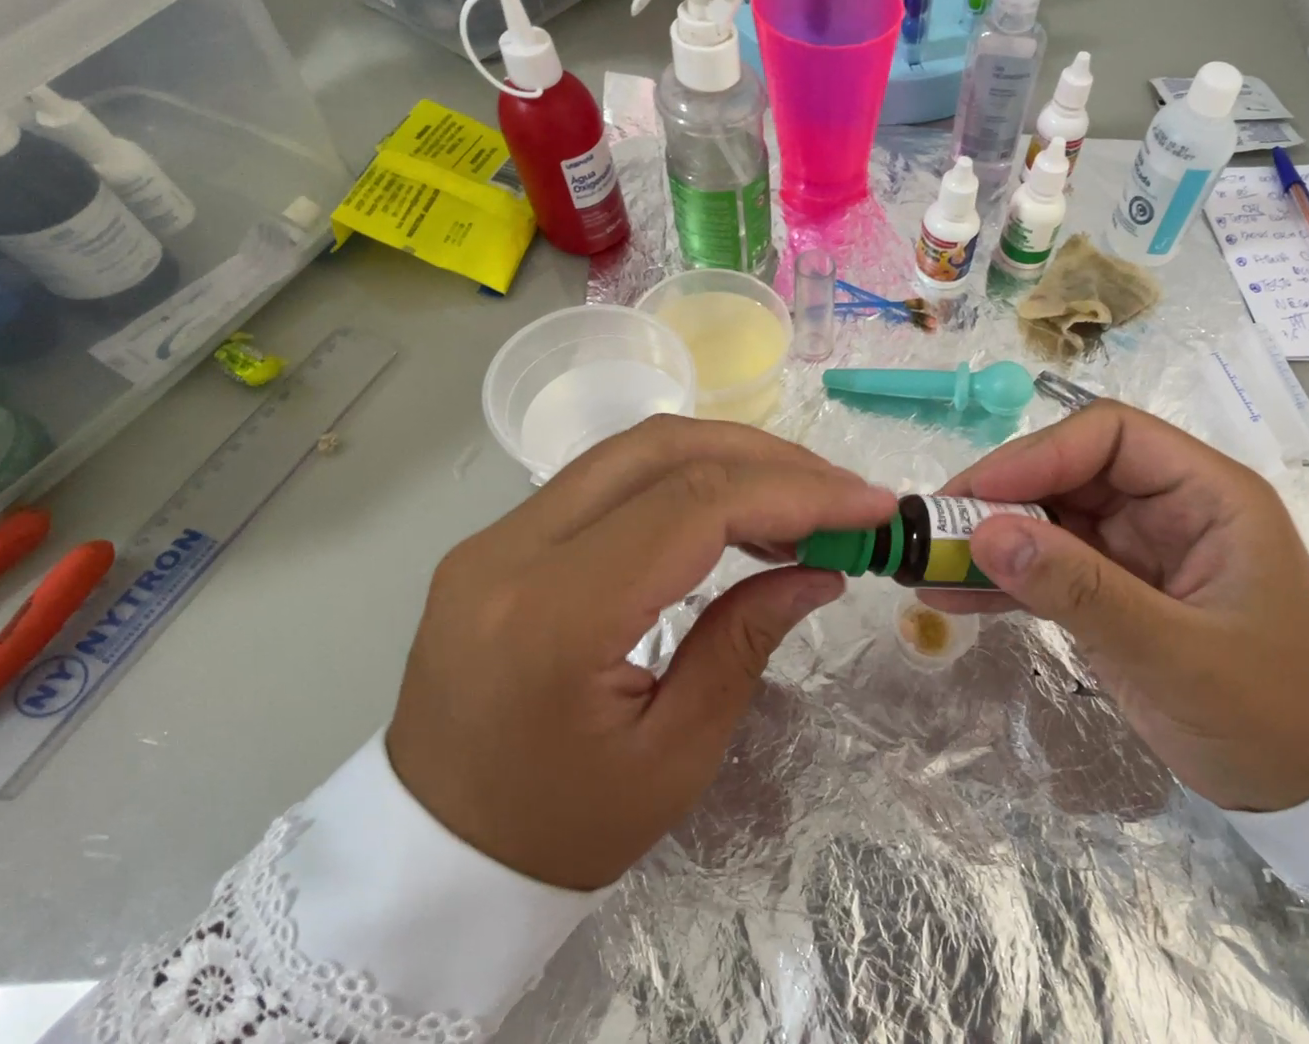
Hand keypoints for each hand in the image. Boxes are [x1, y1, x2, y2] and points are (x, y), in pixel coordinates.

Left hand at [386, 417, 894, 889]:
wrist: (438, 855)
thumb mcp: (676, 753)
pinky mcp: (497, 545)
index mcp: (555, 617)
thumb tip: (819, 570)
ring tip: (803, 505)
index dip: (796, 492)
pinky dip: (684, 484)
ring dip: (730, 462)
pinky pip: (605, 484)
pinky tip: (735, 518)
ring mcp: (493, 540)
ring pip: (632, 453)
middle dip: (770, 460)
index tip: (871, 506)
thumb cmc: (561, 828)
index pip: (692, 507)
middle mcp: (510, 552)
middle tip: (844, 496)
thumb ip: (745, 642)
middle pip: (661, 452)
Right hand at [924, 400, 1308, 812]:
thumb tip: (986, 533)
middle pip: (1071, 475)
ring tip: (923, 565)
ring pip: (1052, 523)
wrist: (1305, 787)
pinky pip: (1052, 572)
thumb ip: (1081, 589)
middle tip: (930, 532)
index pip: (1111, 437)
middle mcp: (1171, 511)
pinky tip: (952, 595)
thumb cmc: (1266, 713)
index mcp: (1209, 496)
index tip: (971, 498)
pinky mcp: (1117, 596)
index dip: (1036, 456)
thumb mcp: (1173, 651)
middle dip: (999, 499)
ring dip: (991, 541)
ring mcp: (1141, 554)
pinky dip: (1006, 581)